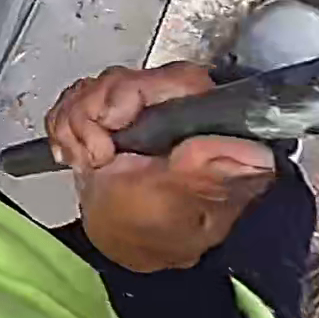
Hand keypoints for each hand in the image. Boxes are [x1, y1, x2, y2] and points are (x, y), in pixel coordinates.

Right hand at [44, 64, 275, 271]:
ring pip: (92, 87)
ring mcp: (139, 106)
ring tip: (90, 161)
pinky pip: (72, 97)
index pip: (174, 80)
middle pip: (122, 80)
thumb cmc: (149, 229)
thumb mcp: (176, 206)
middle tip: (98, 156)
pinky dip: (64, 129)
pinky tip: (78, 153)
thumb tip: (254, 154)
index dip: (133, 94)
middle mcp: (175, 109)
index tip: (111, 126)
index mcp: (206, 128)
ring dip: (75, 128)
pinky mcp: (108, 107)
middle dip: (92, 117)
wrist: (115, 237)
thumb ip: (204, 176)